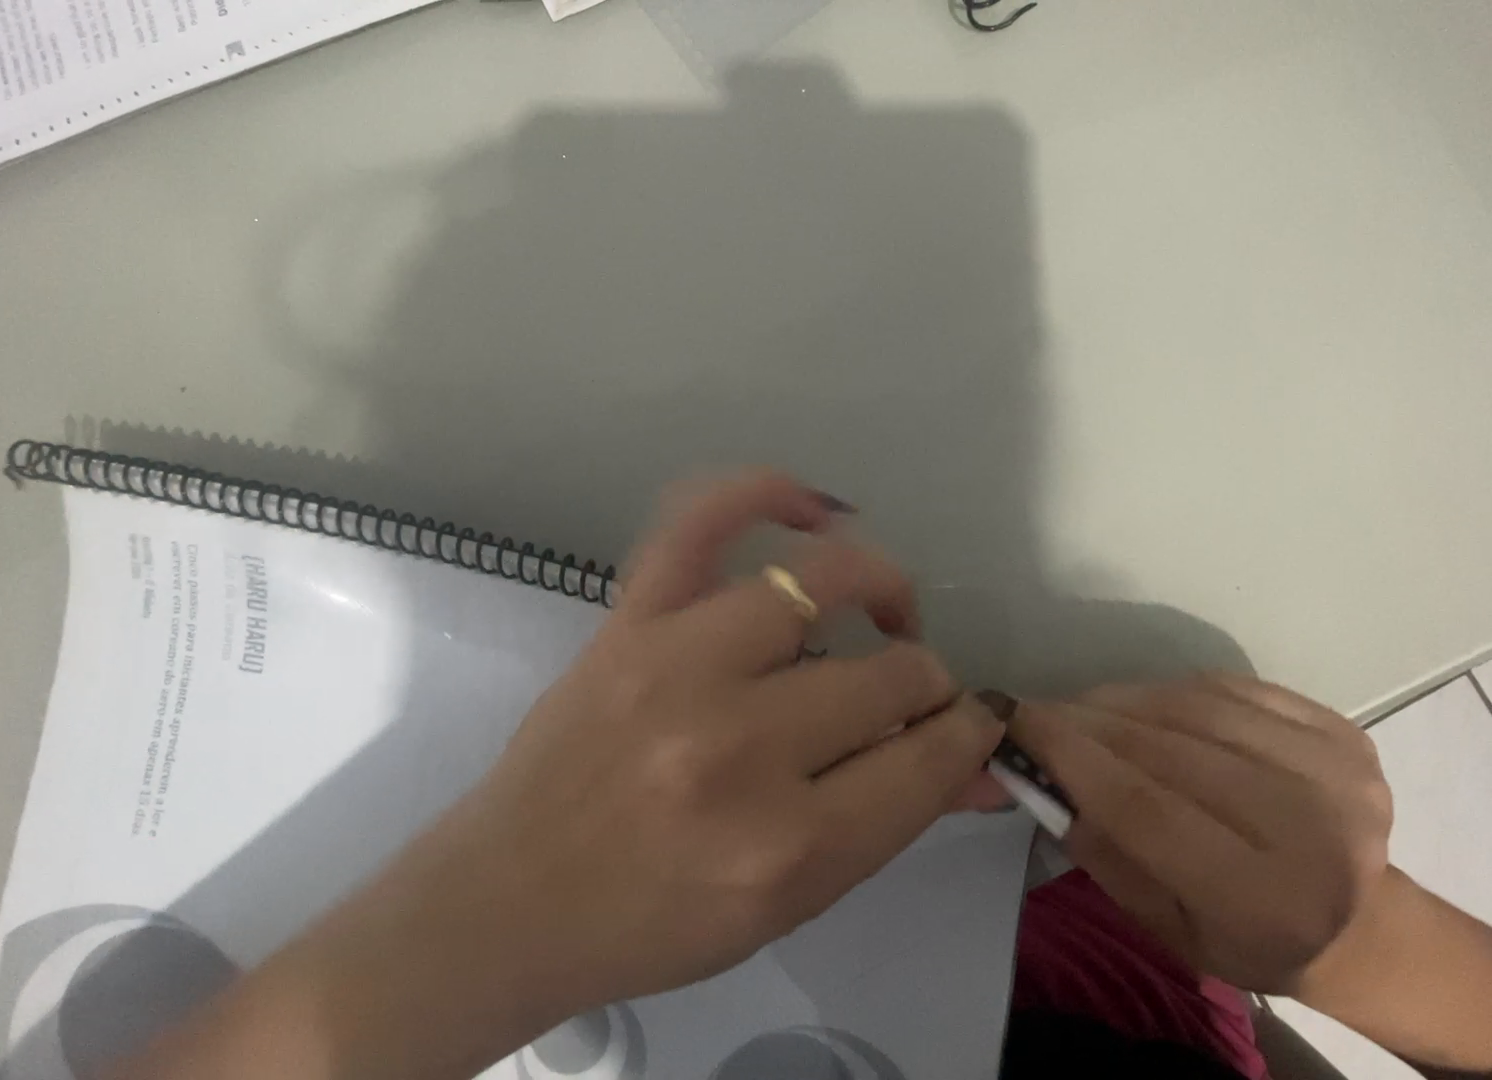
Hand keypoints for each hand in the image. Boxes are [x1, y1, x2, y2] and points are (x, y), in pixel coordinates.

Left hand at [113, 471, 1004, 1079]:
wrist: (511, 899)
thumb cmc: (654, 921)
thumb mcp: (785, 906)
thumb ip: (886, 824)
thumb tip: (980, 760)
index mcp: (787, 845)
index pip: (927, 761)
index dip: (967, 736)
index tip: (970, 722)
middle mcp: (738, 748)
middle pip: (886, 676)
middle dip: (923, 681)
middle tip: (908, 691)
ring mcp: (676, 667)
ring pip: (822, 585)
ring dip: (879, 591)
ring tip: (883, 611)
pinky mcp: (627, 623)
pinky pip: (700, 523)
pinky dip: (762, 492)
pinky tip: (810, 508)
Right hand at [1006, 674, 1391, 993]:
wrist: (1363, 926)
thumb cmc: (1248, 939)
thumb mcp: (1163, 926)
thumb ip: (1103, 854)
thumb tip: (1043, 777)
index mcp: (1262, 898)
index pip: (1144, 807)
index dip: (1072, 757)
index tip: (1016, 723)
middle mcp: (1308, 827)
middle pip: (1166, 749)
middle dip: (1086, 721)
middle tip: (1036, 711)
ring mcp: (1333, 770)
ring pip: (1194, 707)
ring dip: (1123, 698)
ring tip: (1083, 707)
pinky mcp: (1340, 733)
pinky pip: (1231, 689)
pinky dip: (1173, 688)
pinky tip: (1145, 704)